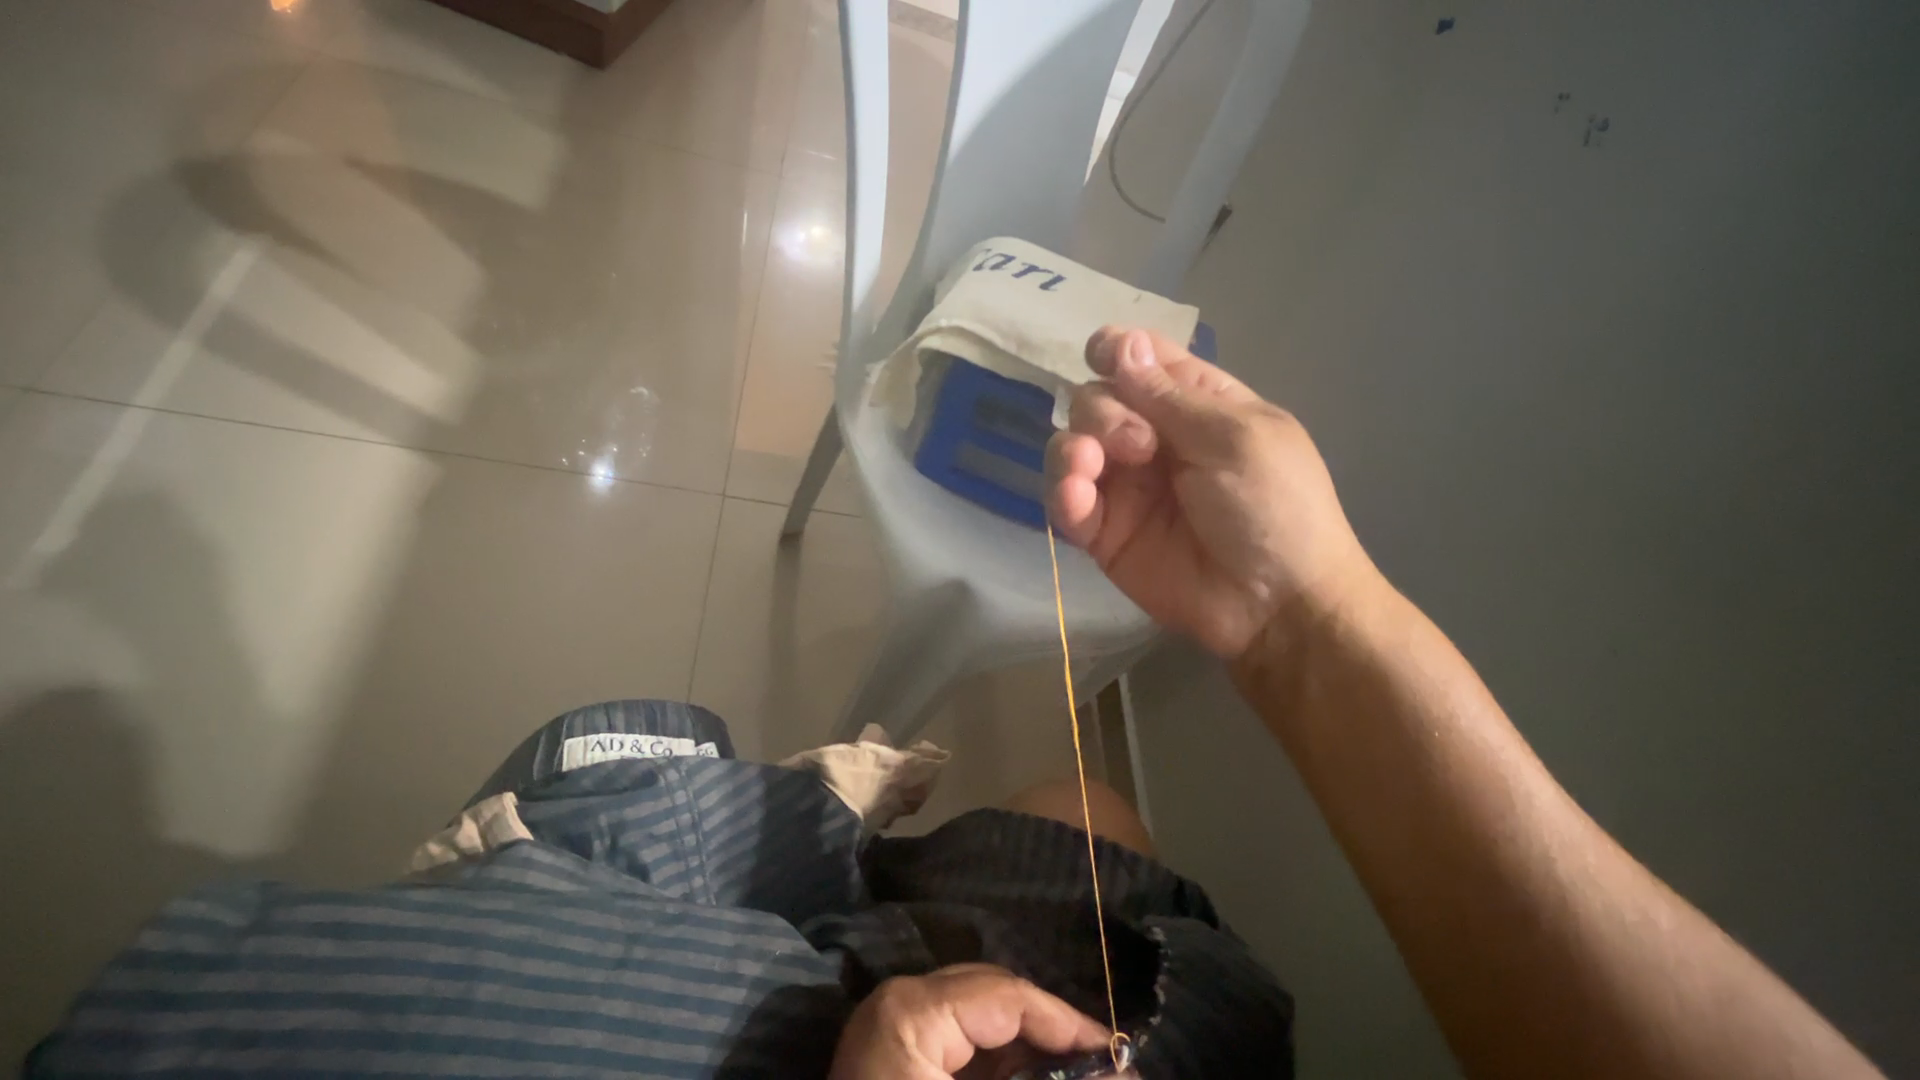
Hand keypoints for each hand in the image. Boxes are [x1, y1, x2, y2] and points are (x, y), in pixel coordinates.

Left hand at [829, 965, 1108, 1079]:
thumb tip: (1121, 1077)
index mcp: (915, 1010)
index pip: (1010, 994)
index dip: (1069, 1025)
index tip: (1120, 1058)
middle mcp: (902, 1004)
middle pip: (997, 1001)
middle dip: (1052, 1038)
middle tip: (1105, 1071)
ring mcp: (894, 1032)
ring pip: (981, 1026)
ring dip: (1029, 1056)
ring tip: (1077, 1075)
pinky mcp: (896, 1060)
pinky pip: (960, 1050)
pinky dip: (999, 1069)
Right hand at [1048, 326, 1373, 658]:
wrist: (1274, 605)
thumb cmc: (1275, 508)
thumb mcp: (1237, 437)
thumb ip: (1172, 395)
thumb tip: (1121, 344)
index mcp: (1197, 404)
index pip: (1142, 360)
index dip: (1116, 350)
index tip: (1102, 354)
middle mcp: (1153, 437)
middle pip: (1097, 397)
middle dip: (1106, 411)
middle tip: (1141, 446)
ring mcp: (1125, 485)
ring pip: (1072, 443)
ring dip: (1075, 446)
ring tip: (1094, 468)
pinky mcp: (1103, 531)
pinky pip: (1065, 499)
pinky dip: (1062, 491)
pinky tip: (1076, 496)